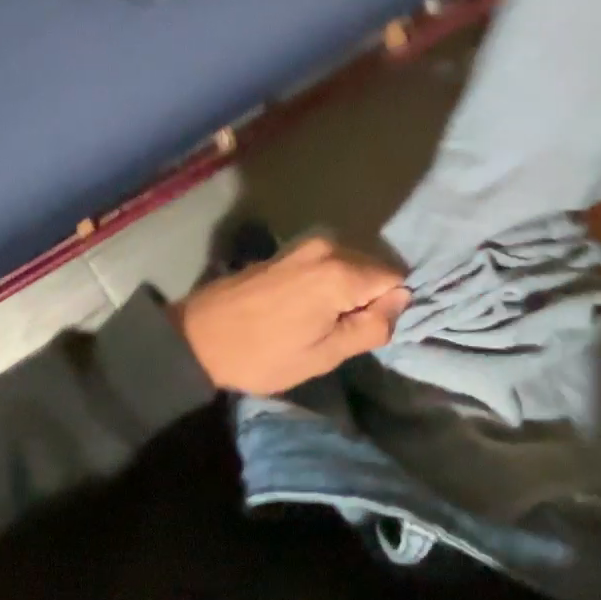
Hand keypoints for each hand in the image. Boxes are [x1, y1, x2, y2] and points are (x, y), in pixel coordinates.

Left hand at [175, 237, 411, 395]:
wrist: (198, 336)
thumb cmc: (263, 354)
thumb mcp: (323, 355)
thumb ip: (369, 327)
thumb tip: (402, 300)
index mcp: (340, 272)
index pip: (395, 278)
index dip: (389, 308)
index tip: (365, 332)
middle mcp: (327, 247)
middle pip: (373, 267)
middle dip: (369, 297)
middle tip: (343, 332)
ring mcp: (304, 244)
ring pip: (350, 264)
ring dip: (347, 291)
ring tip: (323, 323)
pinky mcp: (287, 250)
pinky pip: (328, 262)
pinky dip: (328, 283)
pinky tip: (307, 309)